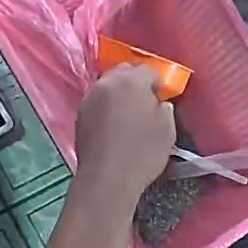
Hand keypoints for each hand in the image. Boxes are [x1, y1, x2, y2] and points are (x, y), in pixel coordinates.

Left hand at [74, 65, 175, 204]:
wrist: (107, 178)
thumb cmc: (143, 152)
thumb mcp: (167, 130)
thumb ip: (165, 109)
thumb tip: (158, 104)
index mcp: (132, 81)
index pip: (148, 70)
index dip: (158, 83)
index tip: (162, 97)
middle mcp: (107, 83)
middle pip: (123, 72)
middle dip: (135, 82)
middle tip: (144, 102)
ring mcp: (90, 98)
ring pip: (108, 86)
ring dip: (118, 94)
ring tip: (127, 115)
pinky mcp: (80, 115)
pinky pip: (97, 103)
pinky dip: (106, 108)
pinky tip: (113, 126)